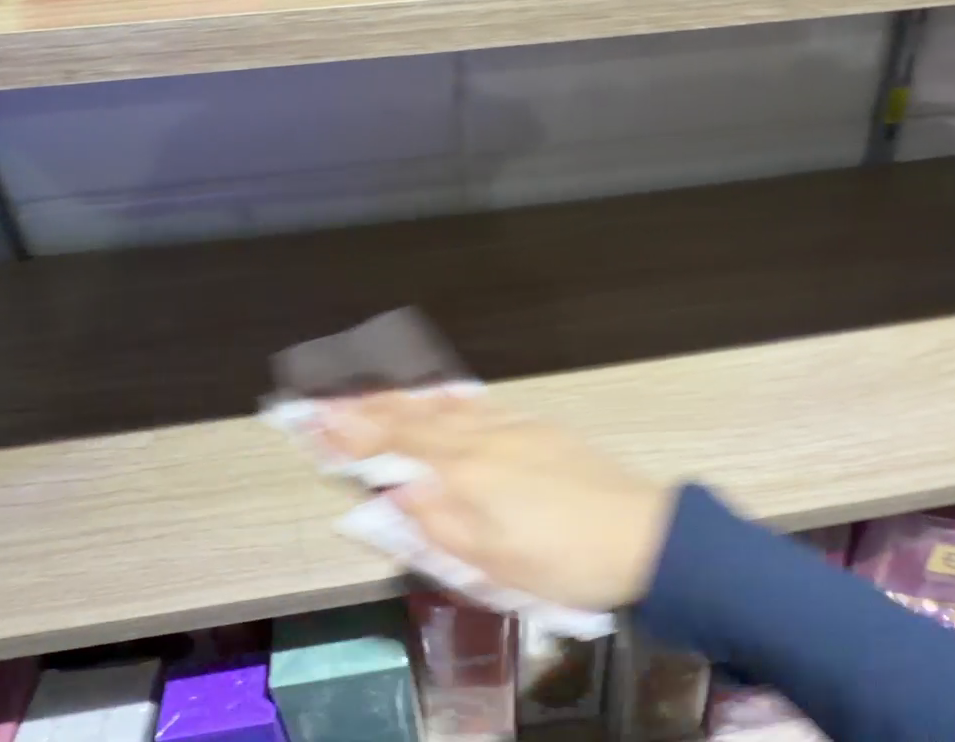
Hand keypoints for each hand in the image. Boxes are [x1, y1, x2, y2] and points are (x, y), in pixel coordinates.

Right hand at [320, 391, 674, 610]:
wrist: (642, 534)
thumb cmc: (565, 560)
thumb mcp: (495, 563)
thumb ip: (438, 525)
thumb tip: (394, 492)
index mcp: (466, 471)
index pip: (395, 442)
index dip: (350, 431)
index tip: (311, 418)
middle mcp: (482, 438)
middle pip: (413, 415)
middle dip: (363, 406)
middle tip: (322, 398)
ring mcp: (511, 427)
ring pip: (442, 404)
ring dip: (398, 397)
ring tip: (366, 391)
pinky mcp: (535, 427)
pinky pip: (475, 403)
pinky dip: (442, 396)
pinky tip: (437, 394)